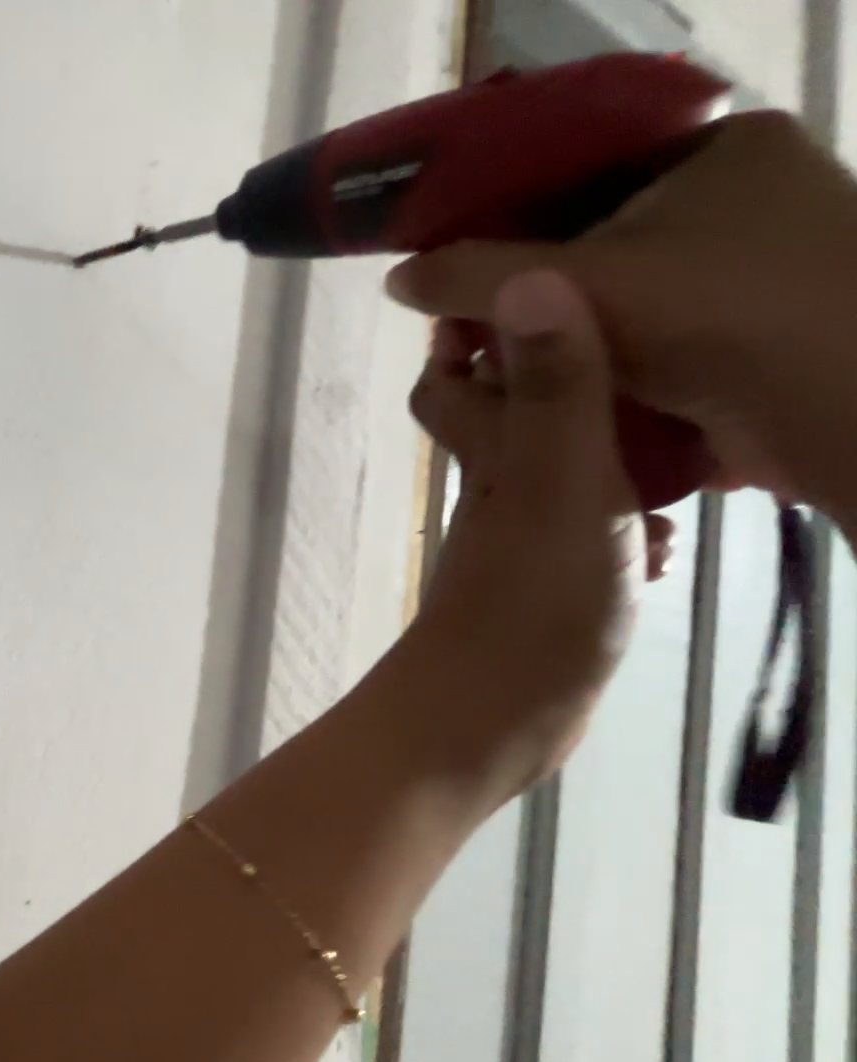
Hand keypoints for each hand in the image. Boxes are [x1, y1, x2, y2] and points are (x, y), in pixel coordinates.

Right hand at [387, 111, 856, 518]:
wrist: (848, 421)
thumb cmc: (718, 318)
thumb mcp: (566, 285)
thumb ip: (467, 277)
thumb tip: (396, 279)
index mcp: (719, 151)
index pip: (576, 170)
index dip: (500, 213)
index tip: (445, 259)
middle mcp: (741, 197)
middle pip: (585, 237)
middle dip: (517, 287)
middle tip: (454, 320)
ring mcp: (744, 269)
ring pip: (606, 292)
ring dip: (545, 328)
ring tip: (479, 355)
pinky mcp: (738, 333)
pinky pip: (633, 332)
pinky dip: (584, 353)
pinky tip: (532, 377)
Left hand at [398, 271, 672, 792]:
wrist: (500, 710)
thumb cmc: (530, 594)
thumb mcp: (559, 476)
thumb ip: (552, 386)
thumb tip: (524, 282)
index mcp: (492, 445)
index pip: (457, 367)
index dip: (476, 321)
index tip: (530, 270)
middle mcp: (498, 479)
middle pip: (506, 408)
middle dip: (554, 369)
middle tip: (633, 331)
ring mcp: (525, 531)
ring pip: (557, 464)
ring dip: (607, 440)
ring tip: (684, 410)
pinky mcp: (556, 579)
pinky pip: (595, 528)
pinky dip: (630, 517)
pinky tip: (679, 521)